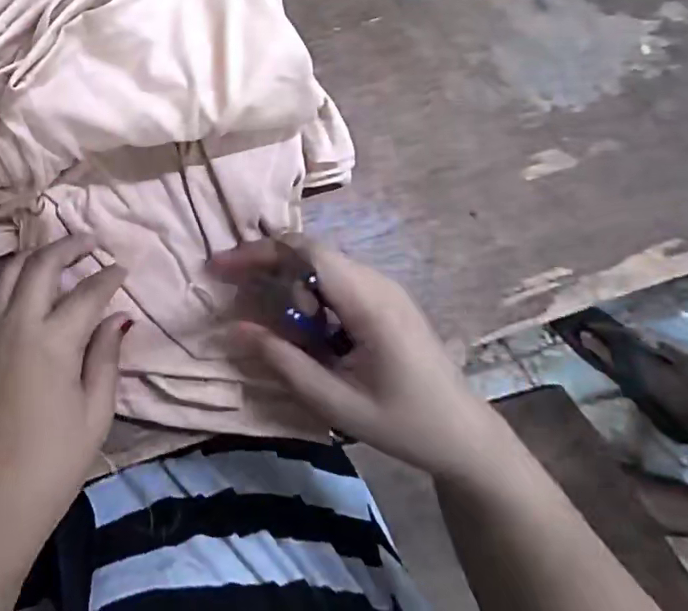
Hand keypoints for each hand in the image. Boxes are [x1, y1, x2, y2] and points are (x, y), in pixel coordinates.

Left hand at [0, 236, 128, 560]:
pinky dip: (20, 275)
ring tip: (63, 252)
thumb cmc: (53, 463)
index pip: (86, 292)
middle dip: (69, 246)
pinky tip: (36, 283)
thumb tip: (119, 317)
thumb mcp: (95, 413)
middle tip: (94, 241)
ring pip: (12, 273)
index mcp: (52, 340)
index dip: (109, 276)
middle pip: (41, 265)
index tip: (124, 266)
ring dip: (39, 254)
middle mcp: (18, 324)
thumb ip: (107, 357)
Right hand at [218, 235, 499, 479]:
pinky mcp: (385, 298)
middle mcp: (377, 283)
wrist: (466, 436)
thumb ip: (283, 362)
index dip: (259, 252)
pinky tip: (305, 323)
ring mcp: (384, 287)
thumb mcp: (336, 402)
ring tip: (275, 318)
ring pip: (321, 263)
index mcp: (370, 304)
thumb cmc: (403, 423)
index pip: (307, 253)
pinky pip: (336, 278)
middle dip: (265, 262)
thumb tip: (232, 329)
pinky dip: (307, 290)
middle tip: (228, 280)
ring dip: (288, 279)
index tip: (220, 267)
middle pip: (310, 251)